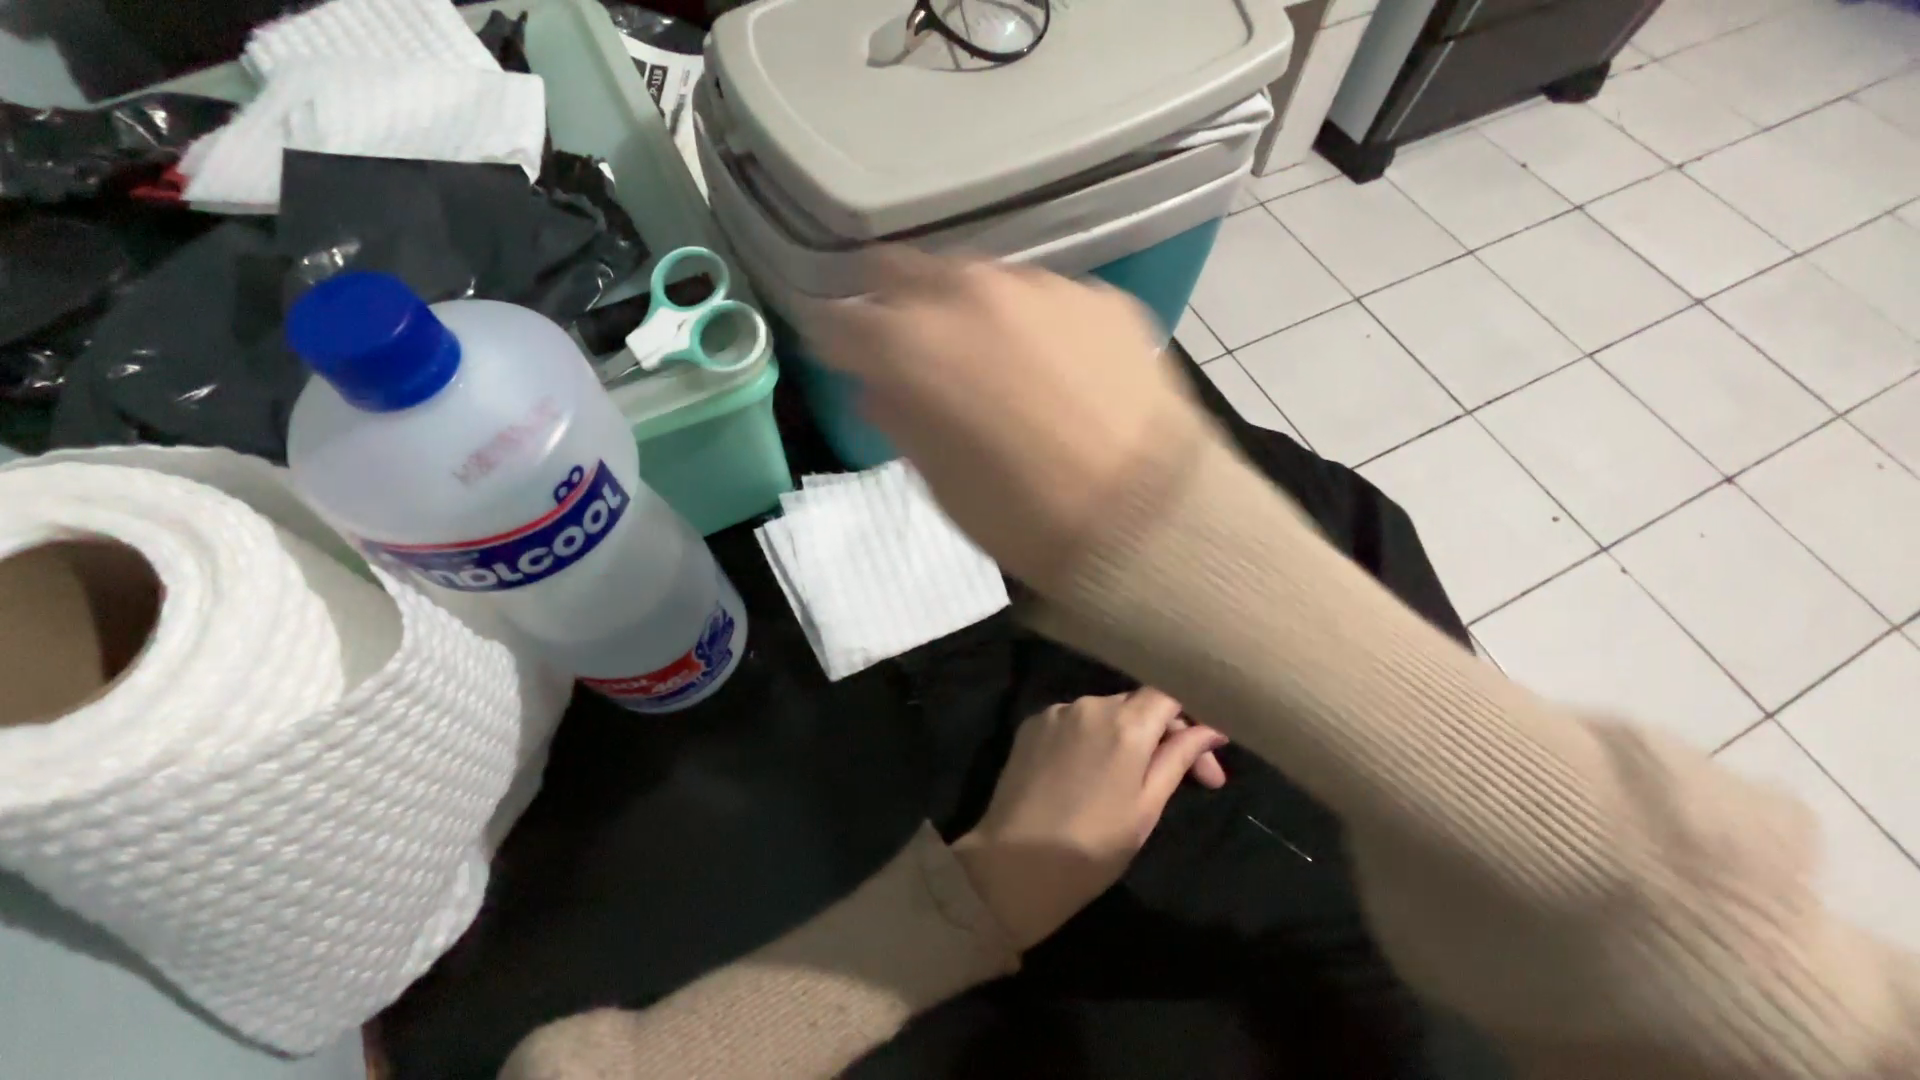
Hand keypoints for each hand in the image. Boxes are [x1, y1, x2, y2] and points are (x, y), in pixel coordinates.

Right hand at [800, 252, 1198, 587]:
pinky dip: (1031, 322)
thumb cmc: (1025, 518)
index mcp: (910, 345)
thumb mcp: (940, 481)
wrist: (1147, 517)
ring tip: (988, 354)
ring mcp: (1038, 286)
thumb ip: (899, 418)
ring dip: (964, 308)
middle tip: (906, 343)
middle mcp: (967, 294)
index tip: (846, 361)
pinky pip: (1043, 296)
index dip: (836, 342)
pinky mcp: (1097, 297)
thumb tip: (880, 388)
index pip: (839, 320)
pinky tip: (1055, 365)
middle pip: (900, 270)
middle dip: (892, 304)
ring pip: (975, 277)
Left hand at [951, 689, 1227, 950]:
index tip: (1207, 759)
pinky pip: (1073, 722)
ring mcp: (1055, 713)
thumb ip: (1179, 758)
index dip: (1195, 719)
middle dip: (1163, 734)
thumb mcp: (1147, 807)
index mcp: (1125, 723)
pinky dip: (1090, 740)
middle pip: (1138, 703)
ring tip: (1130, 781)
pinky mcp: (1030, 726)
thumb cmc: (1093, 846)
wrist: (1013, 865)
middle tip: (1185, 778)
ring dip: (1125, 737)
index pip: (1170, 693)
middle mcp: (1089, 704)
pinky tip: (1090, 775)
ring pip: (1104, 713)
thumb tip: (1211, 729)